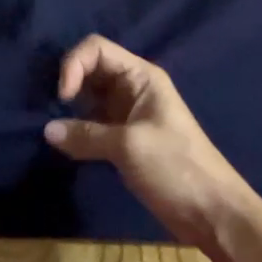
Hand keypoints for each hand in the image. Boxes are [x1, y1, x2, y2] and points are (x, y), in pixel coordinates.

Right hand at [44, 36, 261, 261]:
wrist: (213, 213)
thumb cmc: (176, 167)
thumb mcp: (129, 147)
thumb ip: (86, 135)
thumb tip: (47, 131)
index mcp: (141, 76)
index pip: (96, 49)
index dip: (74, 64)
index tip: (63, 97)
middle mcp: (132, 87)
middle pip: (90, 69)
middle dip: (69, 83)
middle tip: (52, 109)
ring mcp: (128, 113)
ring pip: (89, 97)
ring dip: (71, 108)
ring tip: (53, 127)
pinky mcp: (124, 139)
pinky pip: (93, 123)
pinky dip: (77, 128)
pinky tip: (65, 143)